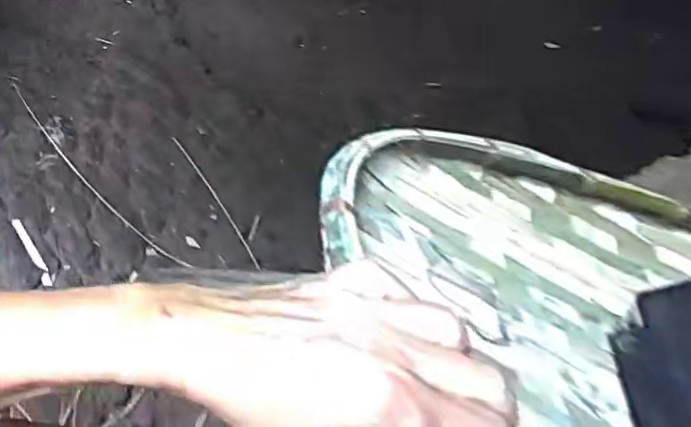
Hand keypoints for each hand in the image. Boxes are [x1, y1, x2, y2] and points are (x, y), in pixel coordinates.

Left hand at [139, 261, 514, 425]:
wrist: (200, 340)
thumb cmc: (248, 402)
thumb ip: (396, 426)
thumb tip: (420, 419)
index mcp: (387, 404)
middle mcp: (385, 347)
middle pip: (489, 388)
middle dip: (487, 418)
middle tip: (464, 426)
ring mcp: (363, 304)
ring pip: (458, 332)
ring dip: (464, 366)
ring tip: (449, 389)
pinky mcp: (339, 278)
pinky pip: (404, 287)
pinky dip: (418, 313)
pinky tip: (406, 334)